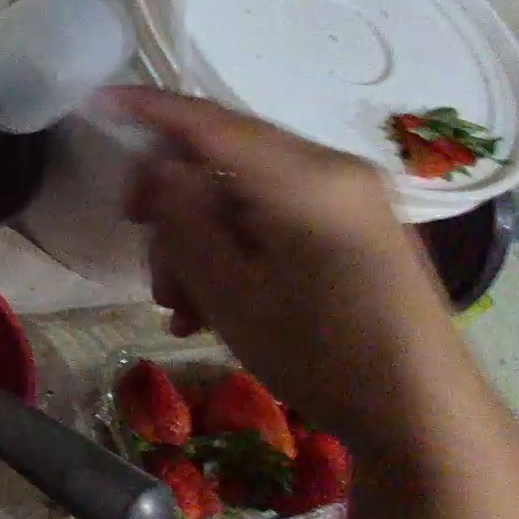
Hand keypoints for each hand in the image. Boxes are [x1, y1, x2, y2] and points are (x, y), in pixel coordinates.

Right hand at [107, 87, 460, 457]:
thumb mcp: (224, 282)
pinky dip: (225, 249)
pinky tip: (205, 302)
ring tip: (177, 301)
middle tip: (137, 239)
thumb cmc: (315, 347)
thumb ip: (180, 211)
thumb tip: (156, 165)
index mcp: (304, 177)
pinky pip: (262, 217)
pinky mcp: (346, 226)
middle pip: (214, 160)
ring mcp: (343, 199)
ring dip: (191, 239)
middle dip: (167, 202)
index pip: (208, 122)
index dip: (146, 107)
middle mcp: (329, 172)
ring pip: (231, 194)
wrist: (423, 417)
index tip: (95, 100)